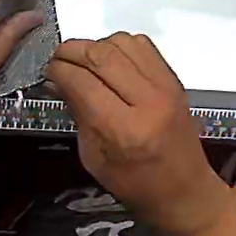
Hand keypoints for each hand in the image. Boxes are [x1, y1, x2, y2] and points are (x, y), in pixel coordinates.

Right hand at [47, 33, 235, 235]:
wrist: (187, 193)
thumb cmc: (135, 184)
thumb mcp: (93, 157)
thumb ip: (77, 113)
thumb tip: (58, 80)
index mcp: (124, 130)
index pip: (82, 82)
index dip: (58, 70)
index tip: (48, 71)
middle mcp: (147, 102)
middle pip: (100, 55)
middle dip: (71, 51)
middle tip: (58, 59)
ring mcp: (165, 87)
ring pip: (120, 43)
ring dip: (95, 46)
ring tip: (85, 61)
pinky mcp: (174, 80)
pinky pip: (141, 44)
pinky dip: (119, 45)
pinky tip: (111, 61)